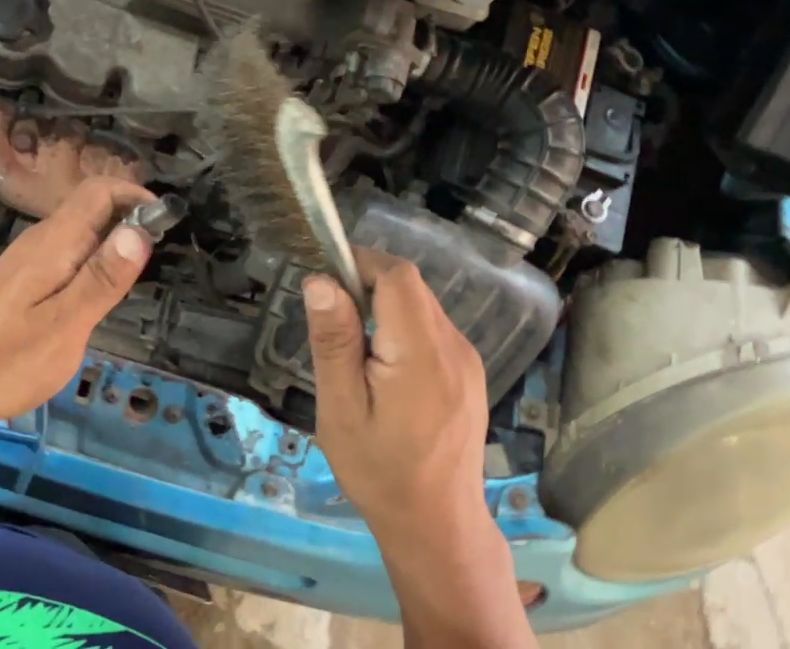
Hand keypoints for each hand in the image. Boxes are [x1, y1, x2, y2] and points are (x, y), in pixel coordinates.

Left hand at [0, 176, 154, 432]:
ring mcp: (28, 261)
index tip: (167, 225)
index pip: (99, 191)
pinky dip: (93, 263)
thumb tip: (141, 230)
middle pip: (92, 208)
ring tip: (135, 281)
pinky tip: (98, 297)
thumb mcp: (62, 326)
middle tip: (158, 260)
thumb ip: (102, 279)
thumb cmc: (3, 362)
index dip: (136, 196)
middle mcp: (40, 241)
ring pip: (81, 233)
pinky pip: (67, 255)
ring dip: (113, 244)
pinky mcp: (22, 281)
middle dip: (130, 220)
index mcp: (53, 243)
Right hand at [303, 250, 488, 532]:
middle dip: (366, 286)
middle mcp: (454, 347)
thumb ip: (334, 341)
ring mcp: (467, 360)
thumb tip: (320, 281)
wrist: (437, 526)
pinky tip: (380, 368)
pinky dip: (401, 329)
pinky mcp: (469, 374)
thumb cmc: (379, 471)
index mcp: (422, 353)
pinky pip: (432, 330)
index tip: (324, 282)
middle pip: (410, 287)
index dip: (360, 264)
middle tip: (329, 321)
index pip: (398, 275)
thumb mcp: (341, 409)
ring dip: (383, 308)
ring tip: (351, 350)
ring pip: (421, 306)